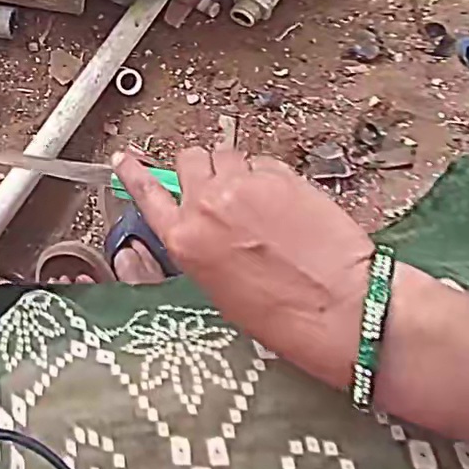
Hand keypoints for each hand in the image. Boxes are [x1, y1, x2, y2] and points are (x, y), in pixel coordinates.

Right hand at [112, 147, 375, 389]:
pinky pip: (261, 162)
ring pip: (226, 153)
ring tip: (258, 200)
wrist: (343, 311)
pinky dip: (268, 175)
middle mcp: (206, 205)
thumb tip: (192, 216)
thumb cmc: (282, 314)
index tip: (124, 159)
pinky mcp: (278, 174)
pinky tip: (284, 204)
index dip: (133, 172)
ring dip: (236, 169)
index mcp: (184, 239)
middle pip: (189, 157)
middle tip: (221, 188)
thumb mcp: (216, 285)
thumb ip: (195, 241)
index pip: (146, 191)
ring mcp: (242, 185)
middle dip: (202, 168)